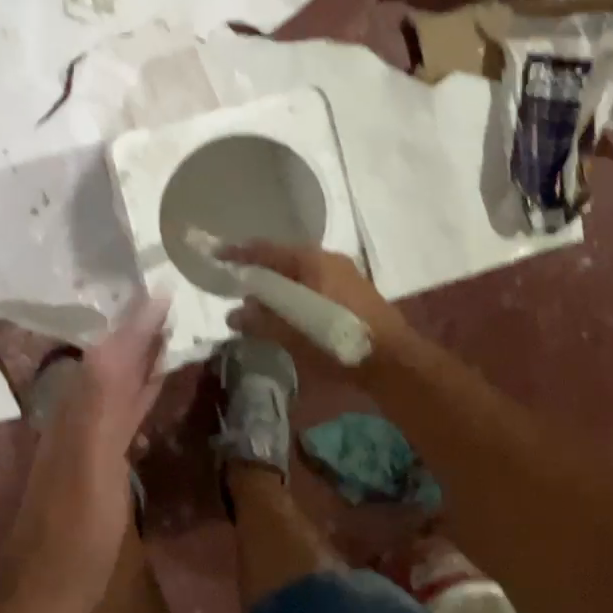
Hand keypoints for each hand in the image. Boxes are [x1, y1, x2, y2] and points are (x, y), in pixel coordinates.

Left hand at [0, 296, 168, 612]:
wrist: (48, 590)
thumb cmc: (74, 529)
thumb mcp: (89, 462)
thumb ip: (101, 403)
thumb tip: (112, 342)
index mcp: (76, 410)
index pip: (108, 352)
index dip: (133, 322)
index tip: (161, 289)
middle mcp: (79, 417)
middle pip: (111, 364)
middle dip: (137, 332)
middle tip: (170, 301)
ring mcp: (89, 441)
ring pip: (118, 386)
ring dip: (141, 358)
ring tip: (169, 332)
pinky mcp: (101, 466)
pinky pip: (124, 413)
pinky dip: (140, 392)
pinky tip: (153, 386)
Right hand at [218, 240, 414, 378]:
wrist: (395, 362)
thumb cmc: (339, 341)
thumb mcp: (293, 335)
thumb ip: (261, 321)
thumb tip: (234, 314)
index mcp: (312, 261)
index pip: (266, 249)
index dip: (239, 252)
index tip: (217, 253)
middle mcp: (329, 260)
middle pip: (285, 259)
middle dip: (260, 270)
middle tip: (236, 282)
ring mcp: (345, 276)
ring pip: (302, 274)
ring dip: (279, 286)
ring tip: (259, 303)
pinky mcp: (355, 294)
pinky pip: (315, 285)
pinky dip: (296, 294)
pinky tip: (289, 313)